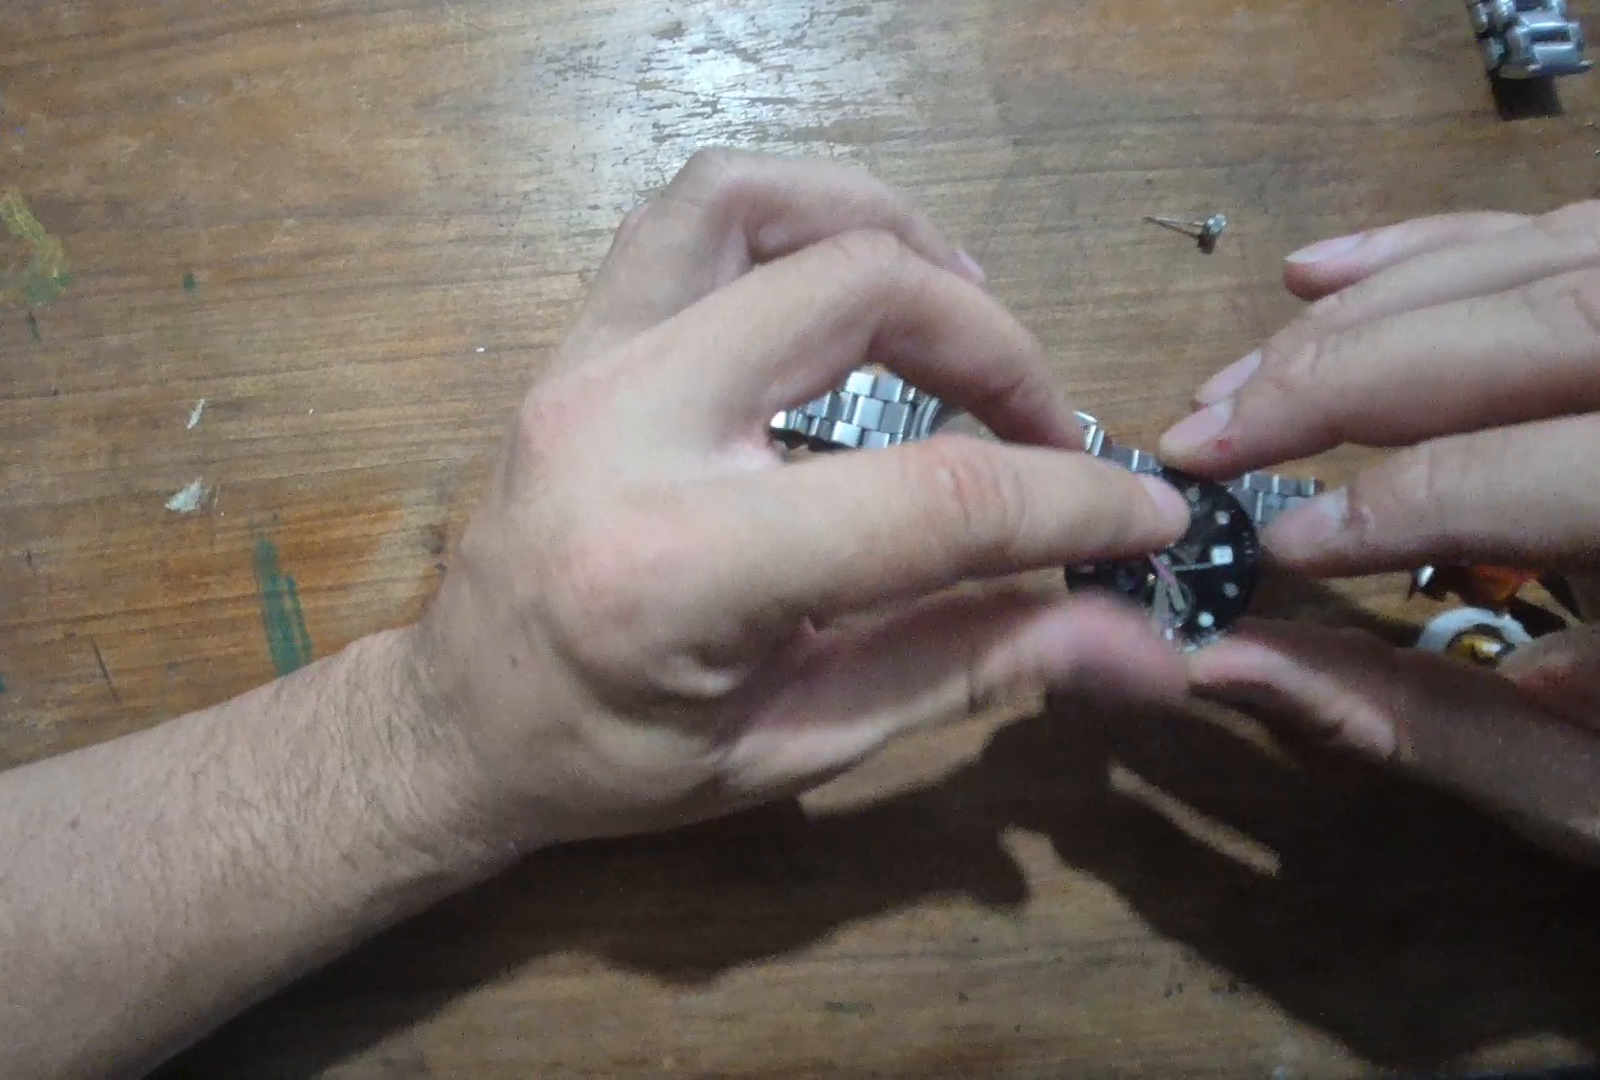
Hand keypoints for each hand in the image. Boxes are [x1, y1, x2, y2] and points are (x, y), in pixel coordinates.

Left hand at [405, 149, 1191, 848]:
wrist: (455, 723)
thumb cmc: (608, 762)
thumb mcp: (790, 746)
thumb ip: (963, 672)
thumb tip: (1142, 648)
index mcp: (679, 570)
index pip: (930, 499)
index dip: (1068, 501)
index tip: (1144, 516)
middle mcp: (624, 430)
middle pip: (856, 294)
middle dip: (993, 346)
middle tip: (1039, 421)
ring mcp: (582, 366)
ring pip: (756, 206)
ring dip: (892, 234)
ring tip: (962, 311)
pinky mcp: (572, 344)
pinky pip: (692, 219)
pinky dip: (797, 221)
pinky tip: (848, 287)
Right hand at [1154, 199, 1599, 870]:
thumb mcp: (1588, 778)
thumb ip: (1401, 719)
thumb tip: (1214, 661)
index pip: (1583, 475)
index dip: (1406, 505)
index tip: (1273, 546)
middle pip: (1552, 326)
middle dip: (1336, 383)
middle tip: (1198, 442)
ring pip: (1536, 263)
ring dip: (1344, 325)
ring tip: (1222, 391)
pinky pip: (1554, 234)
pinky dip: (1414, 249)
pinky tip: (1307, 272)